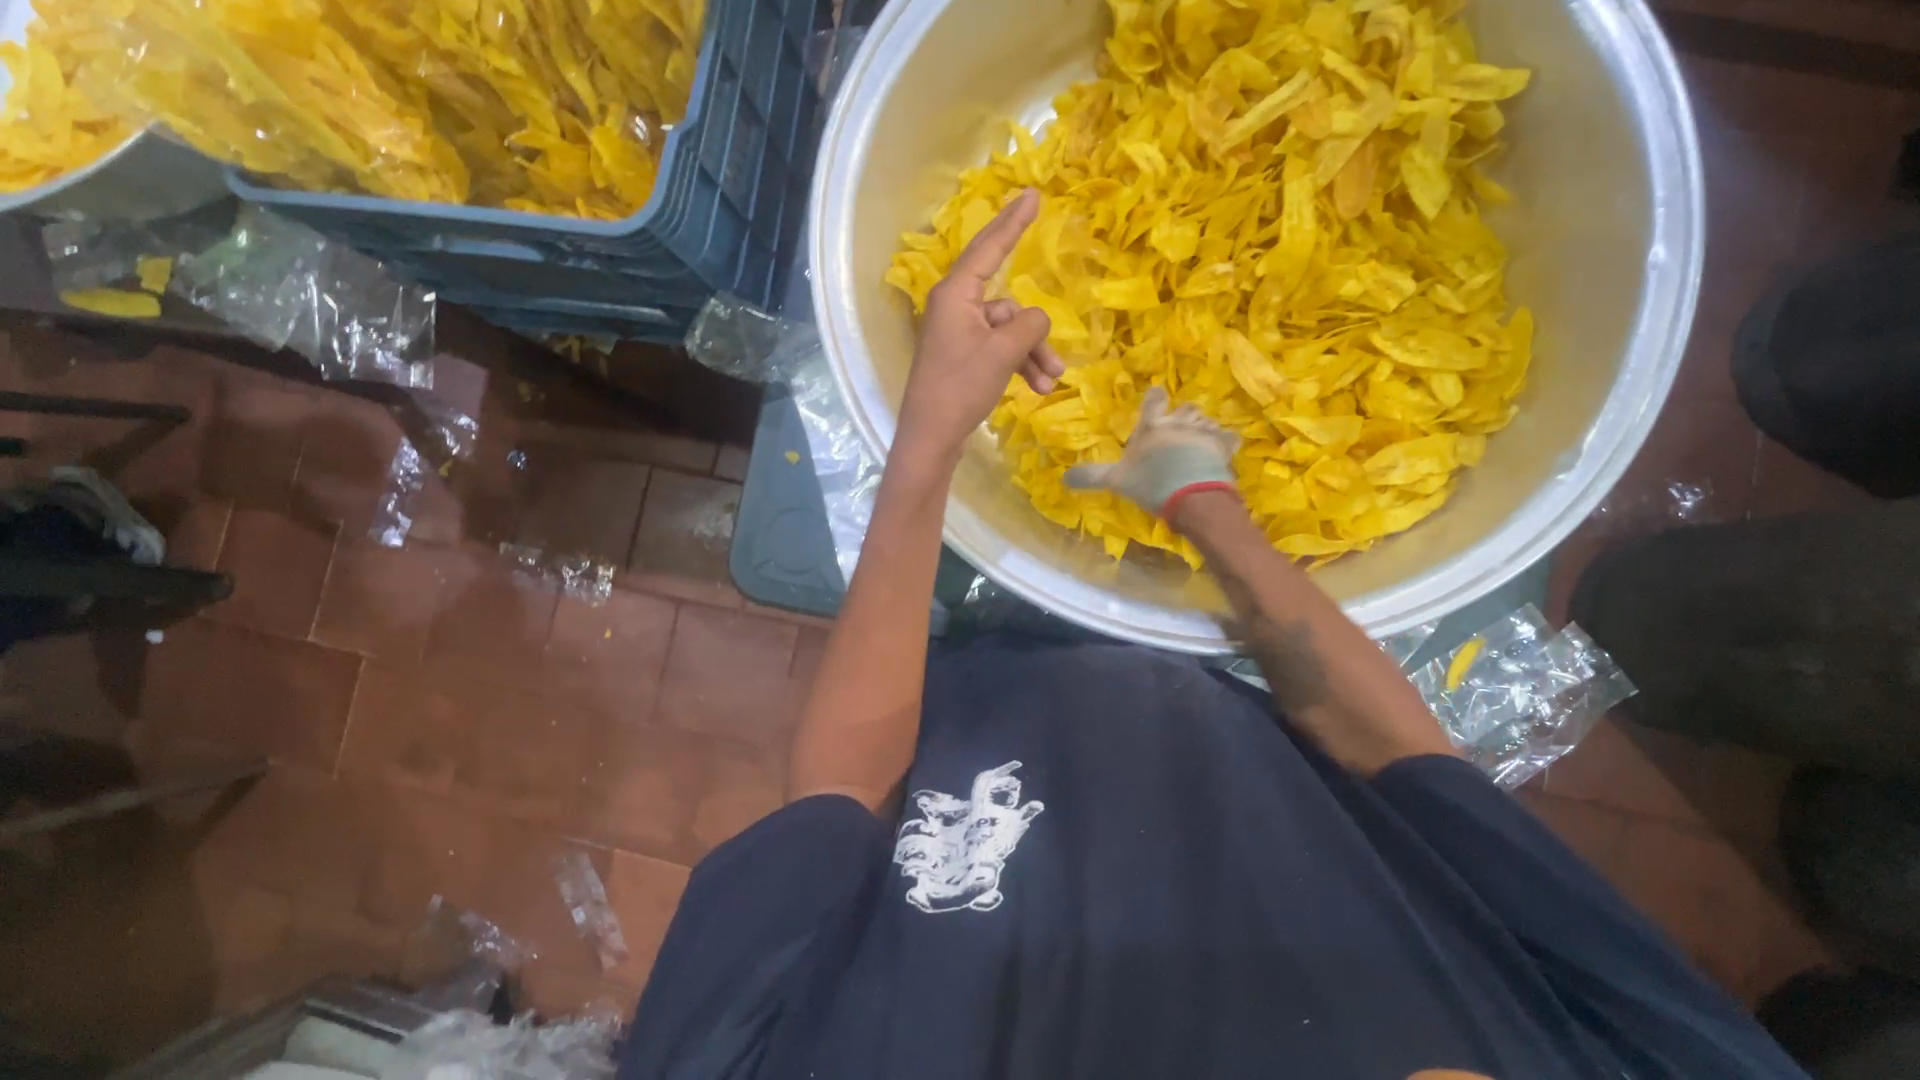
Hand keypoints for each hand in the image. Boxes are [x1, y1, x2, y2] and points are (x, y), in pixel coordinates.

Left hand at [897, 189, 1065, 465]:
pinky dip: (1018, 366)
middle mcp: (954, 307)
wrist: (930, 437)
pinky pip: (998, 350)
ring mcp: (957, 334)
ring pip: (1008, 333)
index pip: (988, 247)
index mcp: (956, 295)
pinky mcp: (961, 358)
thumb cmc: (960, 389)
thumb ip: (1029, 326)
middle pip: (1008, 306)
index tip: (1033, 195)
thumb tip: (1038, 320)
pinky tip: (1035, 389)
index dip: (1013, 222)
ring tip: (1049, 384)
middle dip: (1035, 335)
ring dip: (1031, 356)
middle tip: (1056, 366)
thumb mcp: (1003, 353)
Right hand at [1065, 386, 1239, 522]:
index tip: (1156, 398)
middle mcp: (1179, 422)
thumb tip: (1063, 479)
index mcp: (1152, 425)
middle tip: (1178, 429)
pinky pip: (1228, 437)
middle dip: (1183, 415)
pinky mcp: (1223, 446)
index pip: (1154, 399)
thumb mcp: (1116, 481)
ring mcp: (1204, 432)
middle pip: (1186, 407)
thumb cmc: (1151, 484)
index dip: (1155, 398)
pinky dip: (1225, 442)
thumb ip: (1091, 477)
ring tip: (1198, 442)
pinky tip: (1222, 449)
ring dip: (1203, 428)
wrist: (1192, 498)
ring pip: (1207, 420)